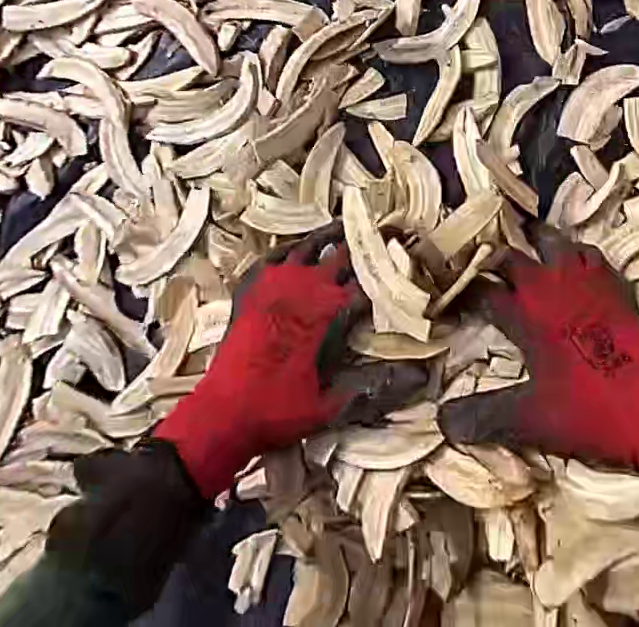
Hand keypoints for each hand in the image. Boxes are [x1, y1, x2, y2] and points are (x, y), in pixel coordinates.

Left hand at [155, 227, 427, 496]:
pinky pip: (273, 257)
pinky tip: (296, 250)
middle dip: (363, 246)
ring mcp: (275, 285)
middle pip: (341, 257)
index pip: (366, 285)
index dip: (385, 274)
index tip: (400, 260)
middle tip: (382, 230)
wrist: (223, 411)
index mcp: (330, 315)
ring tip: (342, 227)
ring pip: (307, 247)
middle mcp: (305, 291)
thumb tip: (415, 380)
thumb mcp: (327, 406)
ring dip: (327, 238)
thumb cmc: (277, 411)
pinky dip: (288, 250)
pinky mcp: (251, 289)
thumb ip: (366, 388)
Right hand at [438, 228, 638, 524]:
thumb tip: (441, 421)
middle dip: (491, 258)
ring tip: (523, 245)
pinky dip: (574, 252)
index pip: (480, 290)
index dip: (461, 292)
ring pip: (551, 240)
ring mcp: (584, 281)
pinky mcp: (614, 285)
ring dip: (532, 241)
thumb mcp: (529, 420)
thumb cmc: (590, 412)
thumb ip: (483, 416)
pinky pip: (589, 253)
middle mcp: (549, 287)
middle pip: (510, 255)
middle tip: (481, 265)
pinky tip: (571, 263)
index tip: (449, 296)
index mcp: (525, 313)